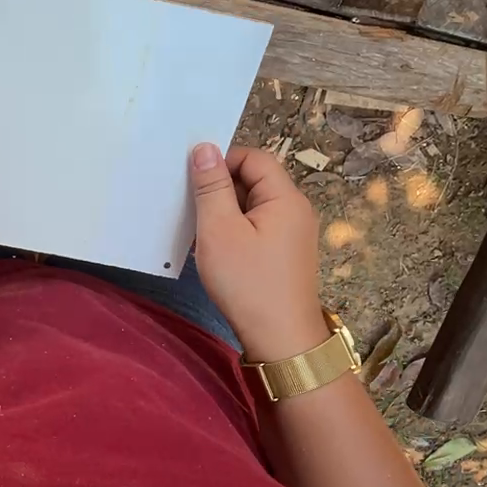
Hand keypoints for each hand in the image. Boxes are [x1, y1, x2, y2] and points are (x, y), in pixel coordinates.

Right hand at [189, 143, 328, 362]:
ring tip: (200, 229)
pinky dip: (234, 230)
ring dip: (225, 211)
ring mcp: (293, 234)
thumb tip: (204, 148)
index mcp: (285, 197)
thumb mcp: (219, 230)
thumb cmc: (247, 282)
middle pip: (255, 180)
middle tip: (191, 206)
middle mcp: (296, 210)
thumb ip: (211, 187)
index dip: (223, 161)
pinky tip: (215, 248)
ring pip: (253, 206)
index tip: (192, 180)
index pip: (255, 158)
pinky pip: (257, 227)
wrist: (280, 338)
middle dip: (221, 187)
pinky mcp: (285, 254)